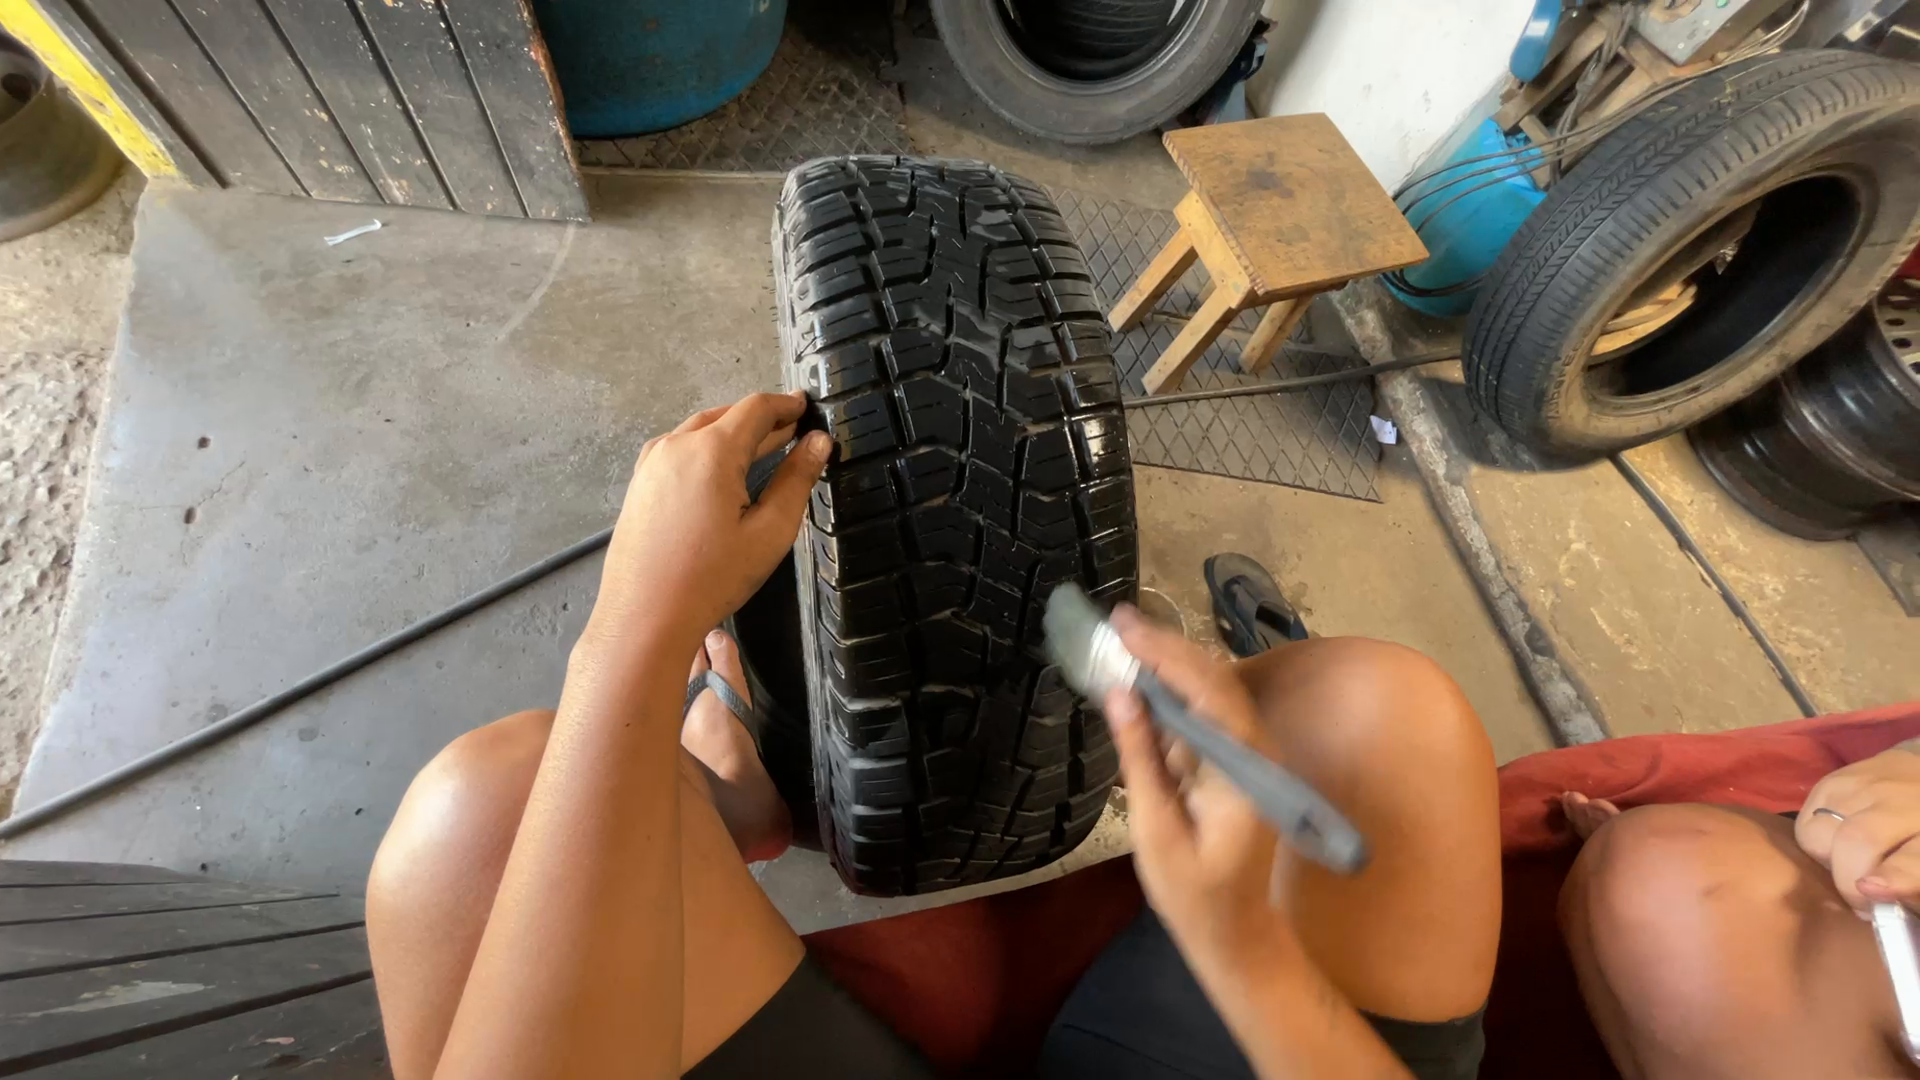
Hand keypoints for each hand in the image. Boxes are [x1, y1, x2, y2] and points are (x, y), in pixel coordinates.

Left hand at [589, 391, 830, 649]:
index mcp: (712, 451)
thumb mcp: (770, 531)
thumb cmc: (712, 578)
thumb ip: (796, 480)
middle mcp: (677, 445)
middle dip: (762, 420)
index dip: (786, 405)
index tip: (806, 406)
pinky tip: (722, 470)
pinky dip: (708, 448)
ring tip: (762, 447)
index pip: (756, 409)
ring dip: (734, 432)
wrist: (645, 616)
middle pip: (726, 415)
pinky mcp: (640, 483)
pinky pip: (680, 449)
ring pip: (700, 430)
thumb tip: (818, 443)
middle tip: (793, 428)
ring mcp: (652, 463)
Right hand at [1105, 606, 1297, 974]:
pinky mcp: (1229, 760)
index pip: (1208, 692)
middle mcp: (1255, 751)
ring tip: (1125, 634)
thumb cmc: (1193, 893)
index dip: (1166, 655)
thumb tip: (1118, 692)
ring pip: (1209, 690)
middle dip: (1165, 645)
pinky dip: (1169, 687)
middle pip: (1213, 680)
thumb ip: (1140, 757)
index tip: (1124, 629)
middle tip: (1118, 619)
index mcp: (1245, 770)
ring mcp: (1246, 754)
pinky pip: (1201, 711)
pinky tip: (1142, 672)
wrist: (1234, 933)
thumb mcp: (1156, 830)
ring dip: (1167, 660)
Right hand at [1796, 740, 1919, 911]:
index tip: (1872, 892)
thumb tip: (1888, 899)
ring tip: (1847, 871)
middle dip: (1848, 878)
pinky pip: (1806, 820)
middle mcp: (1897, 802)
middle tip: (1860, 904)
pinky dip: (1816, 842)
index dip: (1894, 875)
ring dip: (1828, 862)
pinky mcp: (1828, 782)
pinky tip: (1835, 847)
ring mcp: (1857, 787)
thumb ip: (1918, 872)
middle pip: (1855, 841)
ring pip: (1819, 834)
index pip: (1913, 856)